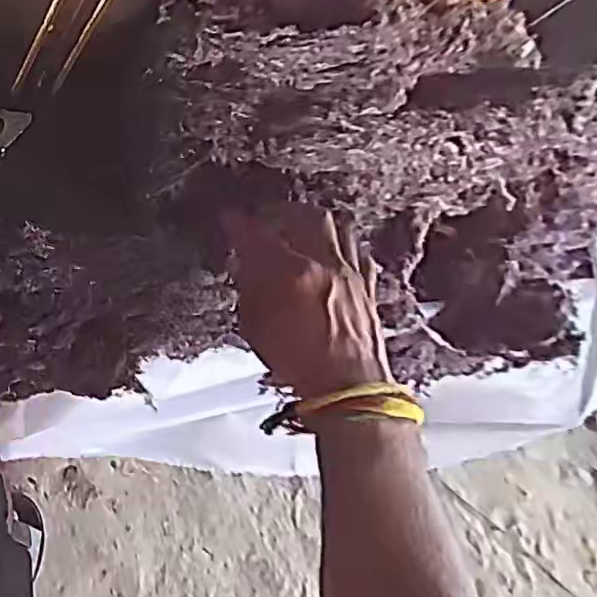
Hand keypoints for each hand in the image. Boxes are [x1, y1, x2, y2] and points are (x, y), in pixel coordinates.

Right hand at [222, 204, 391, 397]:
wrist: (347, 385)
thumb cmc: (297, 361)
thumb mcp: (255, 324)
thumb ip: (250, 289)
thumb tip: (246, 267)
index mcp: (291, 274)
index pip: (258, 236)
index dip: (238, 223)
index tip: (229, 217)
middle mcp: (325, 265)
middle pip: (305, 217)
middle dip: (280, 211)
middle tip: (264, 215)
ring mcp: (351, 272)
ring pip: (336, 226)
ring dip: (312, 220)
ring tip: (296, 224)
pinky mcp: (367, 284)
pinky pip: (355, 249)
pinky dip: (337, 242)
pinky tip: (327, 250)